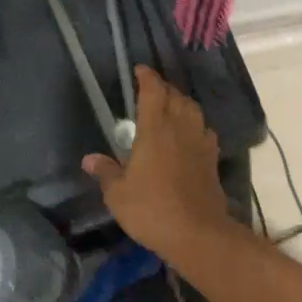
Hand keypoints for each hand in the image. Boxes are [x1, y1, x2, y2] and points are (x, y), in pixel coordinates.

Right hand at [83, 66, 230, 259]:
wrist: (197, 230)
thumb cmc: (152, 208)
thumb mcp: (119, 194)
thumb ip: (106, 172)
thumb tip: (89, 158)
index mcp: (155, 127)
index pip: (153, 90)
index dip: (147, 76)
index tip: (139, 70)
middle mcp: (179, 124)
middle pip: (174, 94)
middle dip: (162, 87)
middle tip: (150, 91)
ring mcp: (199, 138)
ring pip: (191, 107)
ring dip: (180, 101)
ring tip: (170, 108)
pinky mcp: (212, 154)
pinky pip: (204, 127)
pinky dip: (195, 123)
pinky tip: (189, 133)